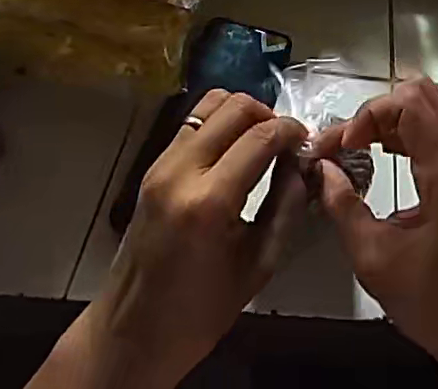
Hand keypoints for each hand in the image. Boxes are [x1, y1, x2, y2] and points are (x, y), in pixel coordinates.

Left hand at [32, 90, 308, 388]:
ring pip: (211, 102)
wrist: (130, 335)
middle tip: (286, 142)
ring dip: (244, 113)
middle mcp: (180, 171)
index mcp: (208, 202)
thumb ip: (286, 206)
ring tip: (260, 142)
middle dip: (270, 115)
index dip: (292, 131)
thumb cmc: (198, 312)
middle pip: (236, 106)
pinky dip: (221, 122)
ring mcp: (162, 164)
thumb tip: (302, 163)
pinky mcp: (153, 165)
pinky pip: (194, 121)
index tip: (307, 143)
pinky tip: (235, 150)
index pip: (261, 136)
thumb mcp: (258, 265)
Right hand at [312, 79, 437, 388]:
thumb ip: (343, 205)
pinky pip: (436, 125)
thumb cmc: (430, 300)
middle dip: (376, 110)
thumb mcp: (373, 257)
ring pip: (430, 104)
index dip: (368, 114)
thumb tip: (321, 167)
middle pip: (420, 95)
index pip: (408, 104)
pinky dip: (405, 126)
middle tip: (348, 143)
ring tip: (360, 143)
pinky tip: (381, 148)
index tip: (343, 146)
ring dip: (392, 115)